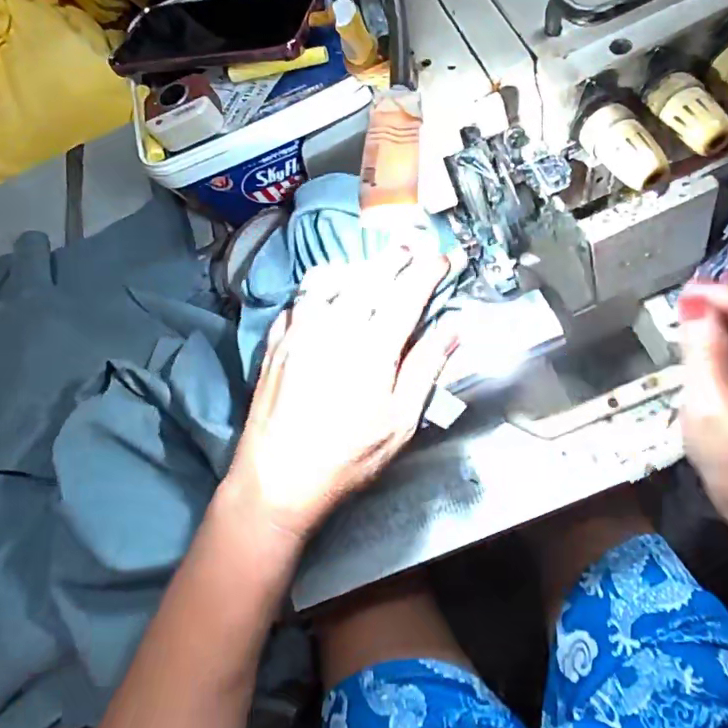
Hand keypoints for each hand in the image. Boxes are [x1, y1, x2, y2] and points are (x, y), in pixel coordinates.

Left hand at [225, 248, 457, 542]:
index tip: (442, 259)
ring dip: (352, 268)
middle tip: (409, 249)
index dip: (426, 272)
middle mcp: (335, 328)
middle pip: (367, 278)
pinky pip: (296, 302)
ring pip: (326, 281)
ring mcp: (299, 333)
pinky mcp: (275, 344)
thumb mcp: (400, 421)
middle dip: (392, 259)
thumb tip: (453, 330)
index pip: (406, 295)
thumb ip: (425, 369)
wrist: (277, 479)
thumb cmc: (348, 456)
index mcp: (372, 347)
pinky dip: (314, 291)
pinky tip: (320, 297)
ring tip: (366, 266)